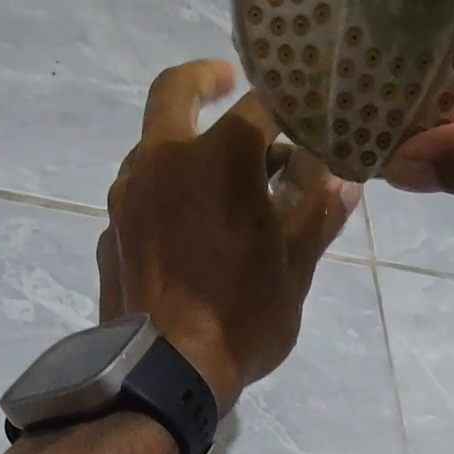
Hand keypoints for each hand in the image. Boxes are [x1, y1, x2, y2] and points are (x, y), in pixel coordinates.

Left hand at [99, 59, 362, 414]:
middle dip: (206, 81)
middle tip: (227, 84)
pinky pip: (138, 197)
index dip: (288, 113)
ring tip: (213, 180)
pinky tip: (183, 231)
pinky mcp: (110, 233)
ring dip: (181, 147)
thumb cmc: (241, 321)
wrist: (165, 373)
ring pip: (151, 147)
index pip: (261, 108)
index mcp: (220, 158)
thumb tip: (344, 186)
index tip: (303, 127)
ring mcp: (128, 197)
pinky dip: (163, 197)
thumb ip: (316, 219)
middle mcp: (164, 160)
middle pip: (177, 93)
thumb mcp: (294, 272)